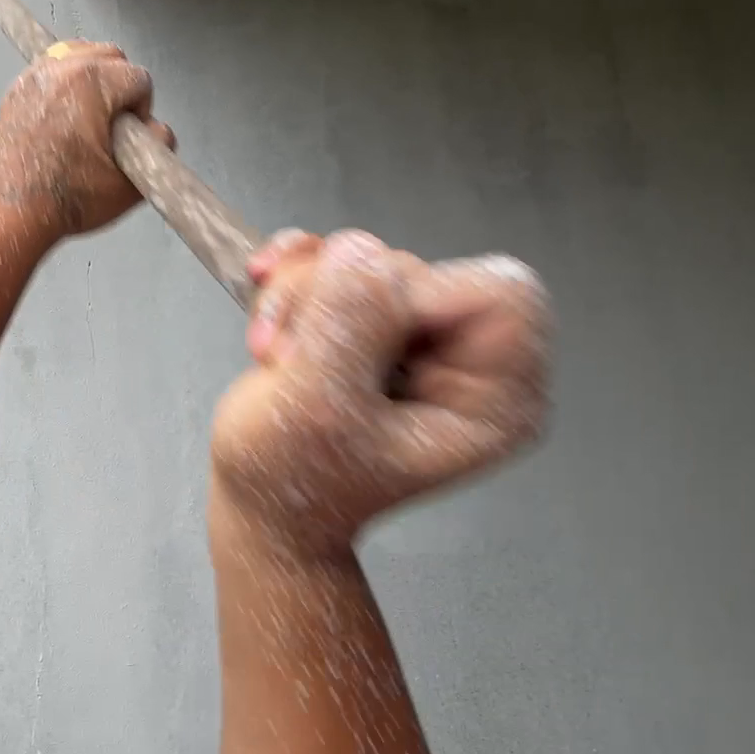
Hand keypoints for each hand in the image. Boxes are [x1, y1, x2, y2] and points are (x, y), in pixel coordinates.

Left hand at [0, 41, 173, 236]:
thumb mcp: (130, 182)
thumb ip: (158, 146)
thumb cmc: (66, 199)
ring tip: (89, 117)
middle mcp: (62, 69)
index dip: (141, 110)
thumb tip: (155, 129)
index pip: (139, 78)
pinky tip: (63, 116)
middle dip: (119, 86)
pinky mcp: (15, 91)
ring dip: (92, 80)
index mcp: (93, 82)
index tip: (129, 136)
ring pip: (78, 56)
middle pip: (110, 56)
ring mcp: (34, 76)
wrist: (12, 212)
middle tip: (112, 124)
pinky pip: (49, 71)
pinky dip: (62, 85)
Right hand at [210, 229, 551, 555]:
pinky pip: (339, 261)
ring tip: (268, 352)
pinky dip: (293, 268)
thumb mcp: (317, 411)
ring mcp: (416, 337)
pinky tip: (260, 281)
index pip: (494, 294)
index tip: (337, 336)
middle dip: (328, 300)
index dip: (412, 295)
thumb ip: (346, 329)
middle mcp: (467, 359)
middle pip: (414, 271)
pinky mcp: (369, 320)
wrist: (260, 504)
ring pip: (364, 263)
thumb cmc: (291, 480)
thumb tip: (359, 249)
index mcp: (494, 397)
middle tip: (281, 354)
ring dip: (297, 295)